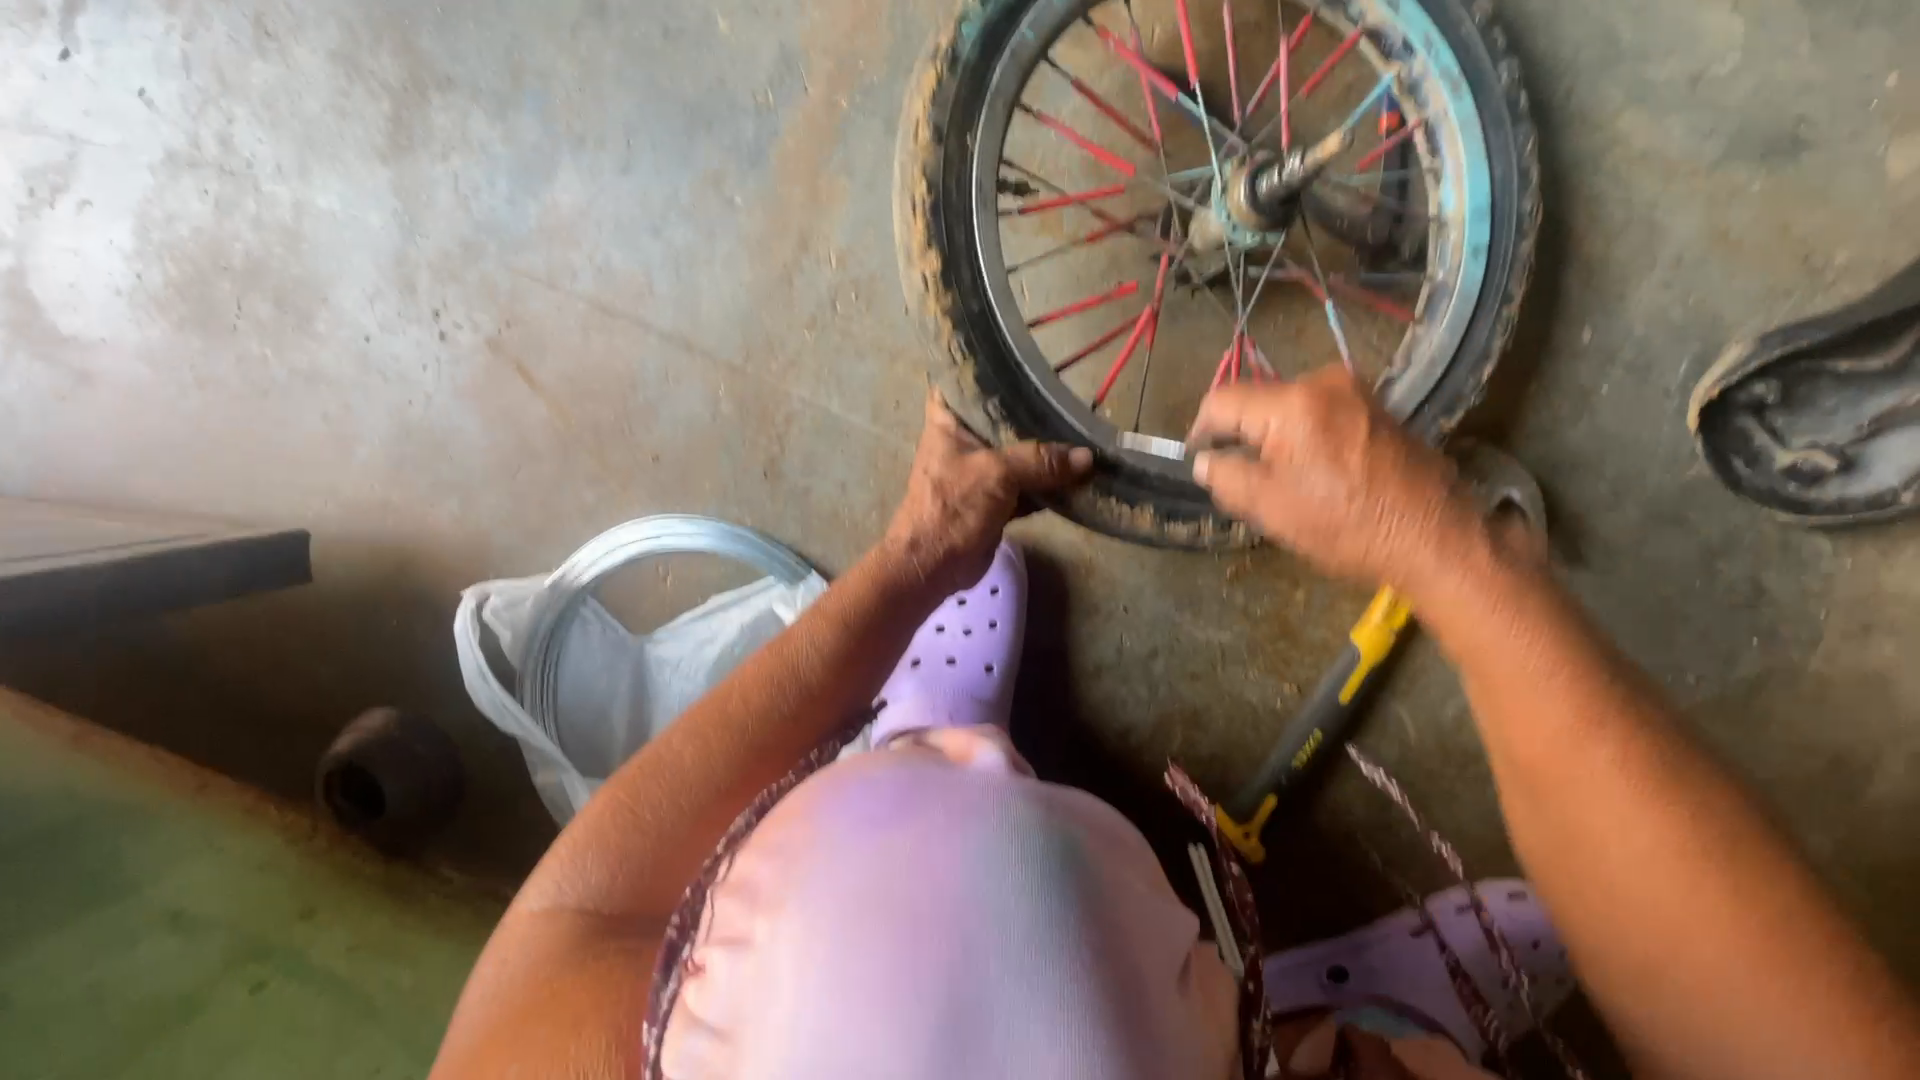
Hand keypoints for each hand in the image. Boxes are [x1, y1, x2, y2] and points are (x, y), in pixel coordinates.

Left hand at [881, 388, 1092, 593]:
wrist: (933, 565)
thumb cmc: (952, 507)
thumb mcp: (997, 474)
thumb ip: (1041, 461)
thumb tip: (1087, 457)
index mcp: (949, 420)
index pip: (968, 381)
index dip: (997, 372)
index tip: (1032, 364)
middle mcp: (964, 438)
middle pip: (1005, 419)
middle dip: (1038, 415)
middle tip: (1075, 402)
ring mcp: (981, 470)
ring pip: (1021, 454)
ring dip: (1049, 454)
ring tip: (1086, 436)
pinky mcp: (995, 498)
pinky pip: (1028, 485)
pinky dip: (1049, 484)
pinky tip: (1079, 476)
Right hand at [1188, 366, 1480, 589]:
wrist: (1436, 537)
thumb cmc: (1346, 525)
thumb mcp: (1270, 508)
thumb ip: (1225, 477)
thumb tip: (1207, 461)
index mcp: (1292, 403)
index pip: (1221, 401)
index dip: (1200, 431)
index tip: (1196, 460)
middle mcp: (1324, 382)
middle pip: (1257, 403)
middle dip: (1241, 438)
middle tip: (1239, 481)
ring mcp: (1356, 392)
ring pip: (1287, 410)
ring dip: (1273, 440)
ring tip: (1278, 483)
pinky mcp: (1376, 408)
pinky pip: (1319, 415)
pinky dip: (1304, 439)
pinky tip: (1314, 476)